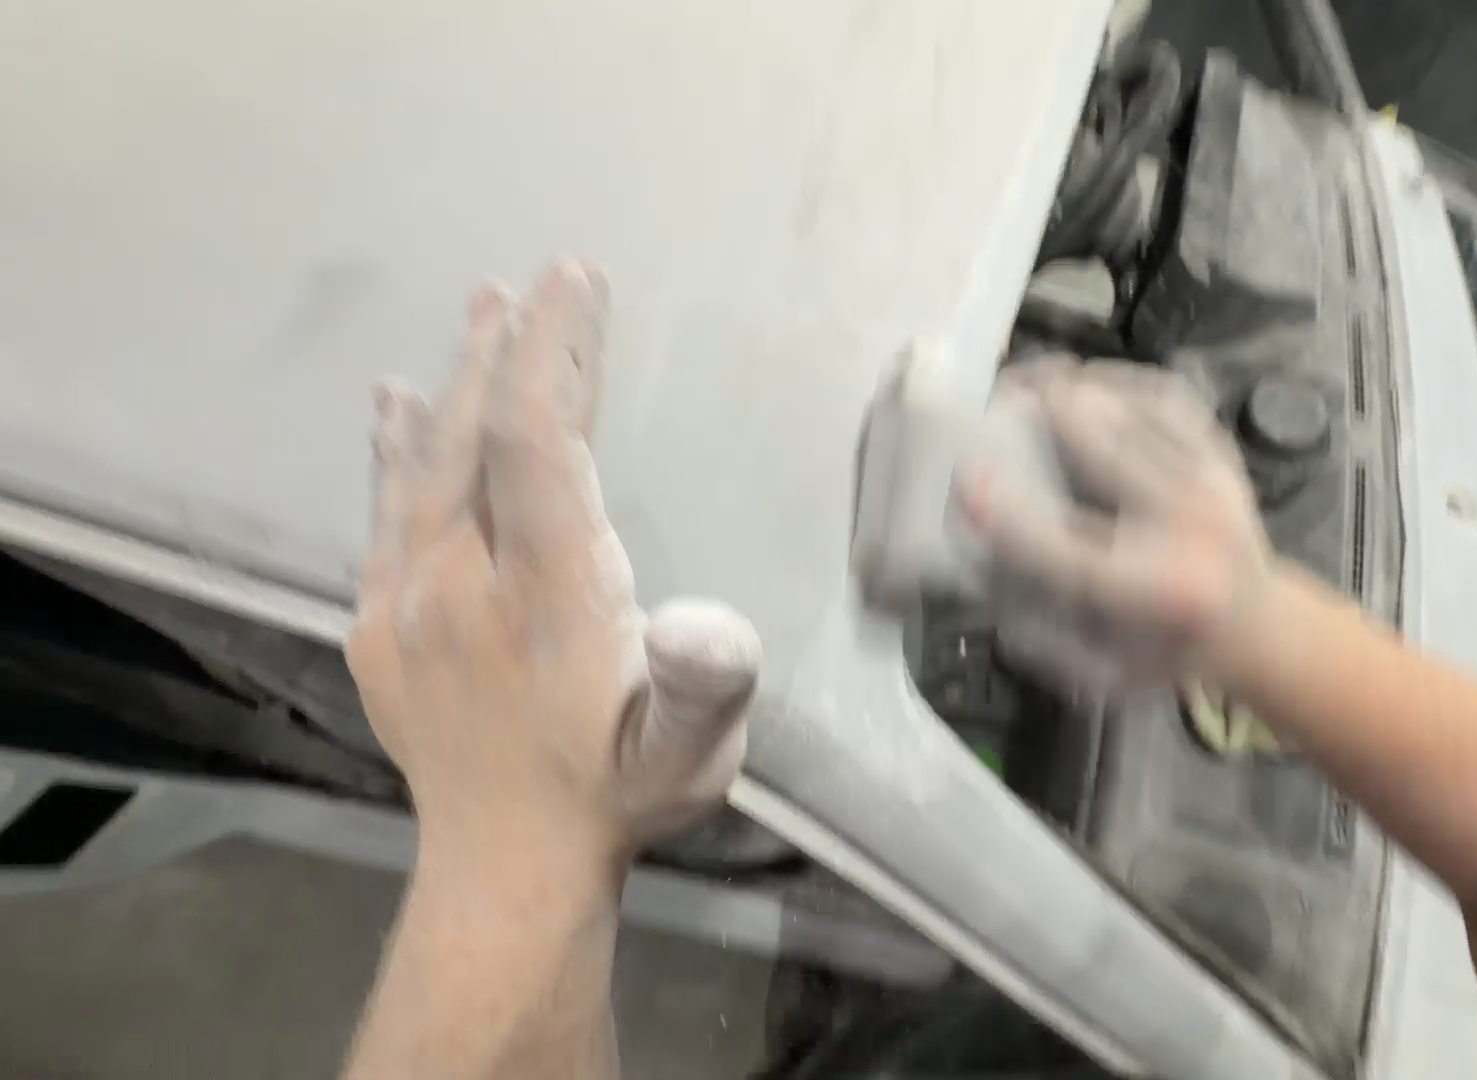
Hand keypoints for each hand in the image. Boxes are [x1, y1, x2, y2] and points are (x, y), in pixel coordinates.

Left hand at [346, 261, 760, 874]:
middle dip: (515, 350)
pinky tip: (399, 403)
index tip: (574, 285)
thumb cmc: (621, 792)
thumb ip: (705, 684)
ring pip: (428, 462)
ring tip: (479, 313)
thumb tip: (697, 621)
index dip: (555, 354)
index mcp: (547, 594)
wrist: (510, 866)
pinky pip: (385, 509)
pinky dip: (397, 445)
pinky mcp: (383, 625)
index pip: (538, 444)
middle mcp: (462, 581)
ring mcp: (408, 601)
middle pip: (480, 435)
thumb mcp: (693, 750)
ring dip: (460, 380)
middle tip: (541, 284)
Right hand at [955, 360, 1271, 692]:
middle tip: (993, 404)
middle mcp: (1190, 531)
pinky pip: (1167, 399)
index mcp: (1157, 593)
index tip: (967, 479)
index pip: (1069, 553)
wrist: (1259, 625)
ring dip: (1073, 389)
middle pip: (1107, 456)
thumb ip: (1044, 642)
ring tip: (1026, 379)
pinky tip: (1084, 377)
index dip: (1012, 518)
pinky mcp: (1219, 454)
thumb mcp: (1105, 674)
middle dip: (1042, 417)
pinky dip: (1120, 379)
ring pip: (1134, 415)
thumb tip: (987, 582)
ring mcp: (1211, 483)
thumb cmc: (1168, 651)